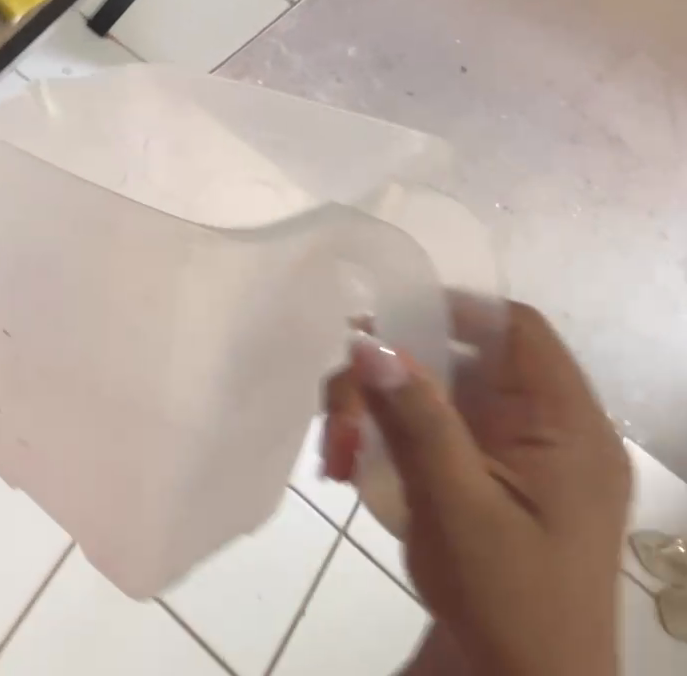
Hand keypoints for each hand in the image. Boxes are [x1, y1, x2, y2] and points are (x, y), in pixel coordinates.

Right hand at [323, 297, 629, 675]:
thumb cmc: (505, 593)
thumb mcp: (454, 503)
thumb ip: (415, 418)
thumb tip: (367, 340)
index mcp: (566, 430)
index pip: (517, 330)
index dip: (449, 309)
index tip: (373, 321)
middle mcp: (544, 429)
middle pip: (455, 359)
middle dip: (385, 375)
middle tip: (335, 414)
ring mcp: (511, 452)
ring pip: (428, 391)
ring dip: (371, 409)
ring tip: (337, 451)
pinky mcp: (481, 472)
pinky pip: (424, 425)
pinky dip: (380, 435)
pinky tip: (350, 466)